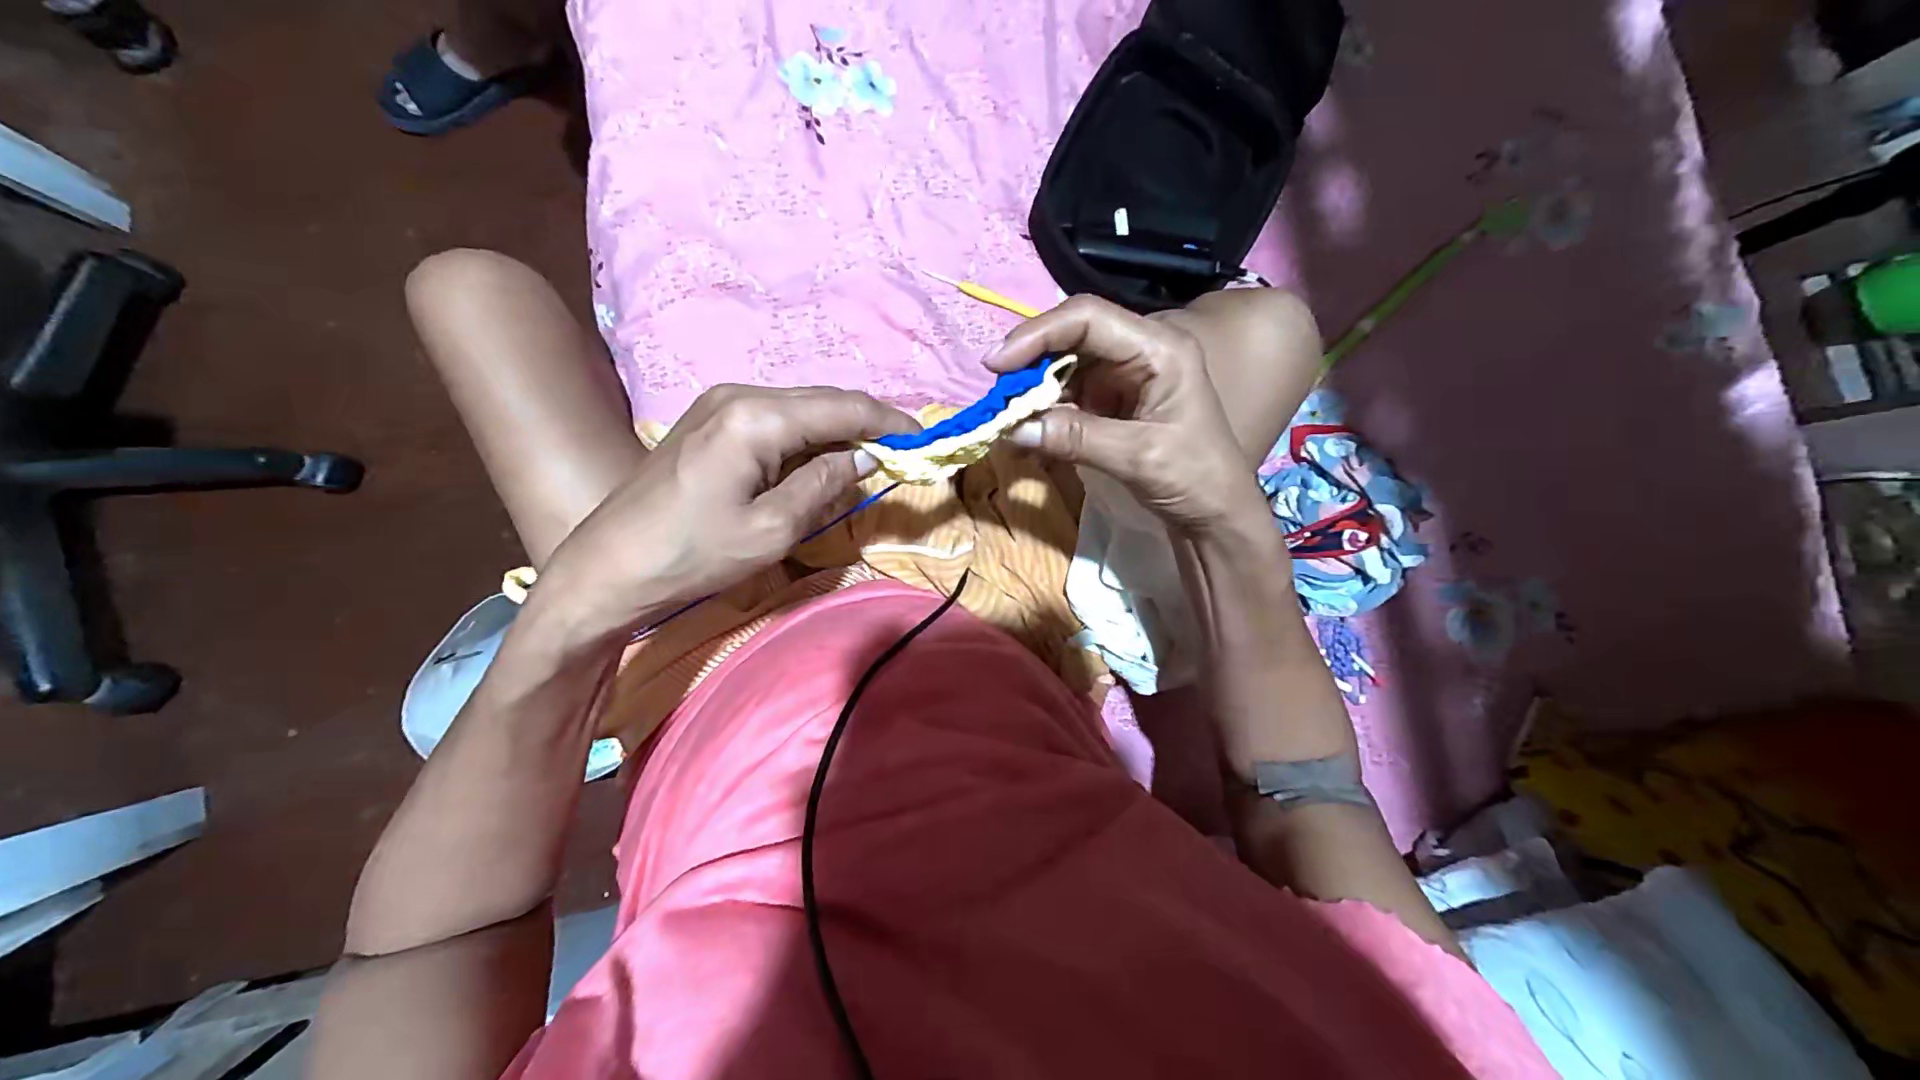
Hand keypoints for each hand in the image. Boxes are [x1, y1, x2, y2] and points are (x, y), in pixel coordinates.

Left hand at [533, 385, 916, 643]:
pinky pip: (776, 419)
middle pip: (823, 399)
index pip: (843, 407)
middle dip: (867, 423)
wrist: (609, 566)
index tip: (924, 438)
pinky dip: (808, 436)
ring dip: (838, 430)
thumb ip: (825, 484)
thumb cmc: (693, 553)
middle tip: (903, 451)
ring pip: (801, 408)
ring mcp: (720, 403)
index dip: (889, 422)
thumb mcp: (772, 529)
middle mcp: (740, 394)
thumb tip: (866, 458)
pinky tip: (822, 458)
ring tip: (871, 458)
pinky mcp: (709, 420)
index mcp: (757, 417)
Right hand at [990, 295, 1267, 535]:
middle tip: (996, 393)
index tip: (997, 365)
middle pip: (1071, 335)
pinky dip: (1043, 408)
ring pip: (1064, 364)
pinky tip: (1025, 428)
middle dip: (1030, 360)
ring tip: (1005, 414)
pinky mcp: (1110, 400)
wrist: (1214, 513)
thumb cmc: (1194, 477)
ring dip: (1032, 386)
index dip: (1038, 334)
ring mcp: (1122, 375)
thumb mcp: (1138, 457)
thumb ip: (1076, 437)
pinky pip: (1066, 393)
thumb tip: (1014, 428)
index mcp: (1158, 349)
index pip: (1088, 318)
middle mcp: (1138, 351)